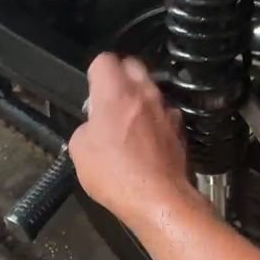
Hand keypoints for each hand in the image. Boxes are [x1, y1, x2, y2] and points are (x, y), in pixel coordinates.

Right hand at [70, 53, 196, 222]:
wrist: (158, 199)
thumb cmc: (115, 174)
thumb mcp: (79, 150)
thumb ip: (86, 127)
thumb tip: (94, 126)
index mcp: (116, 92)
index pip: (104, 60)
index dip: (95, 73)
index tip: (91, 90)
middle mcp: (145, 94)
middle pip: (133, 66)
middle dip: (120, 76)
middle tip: (109, 100)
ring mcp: (166, 111)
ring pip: (152, 90)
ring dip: (139, 99)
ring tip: (128, 123)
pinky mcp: (180, 130)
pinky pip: (165, 114)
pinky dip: (155, 120)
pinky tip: (147, 141)